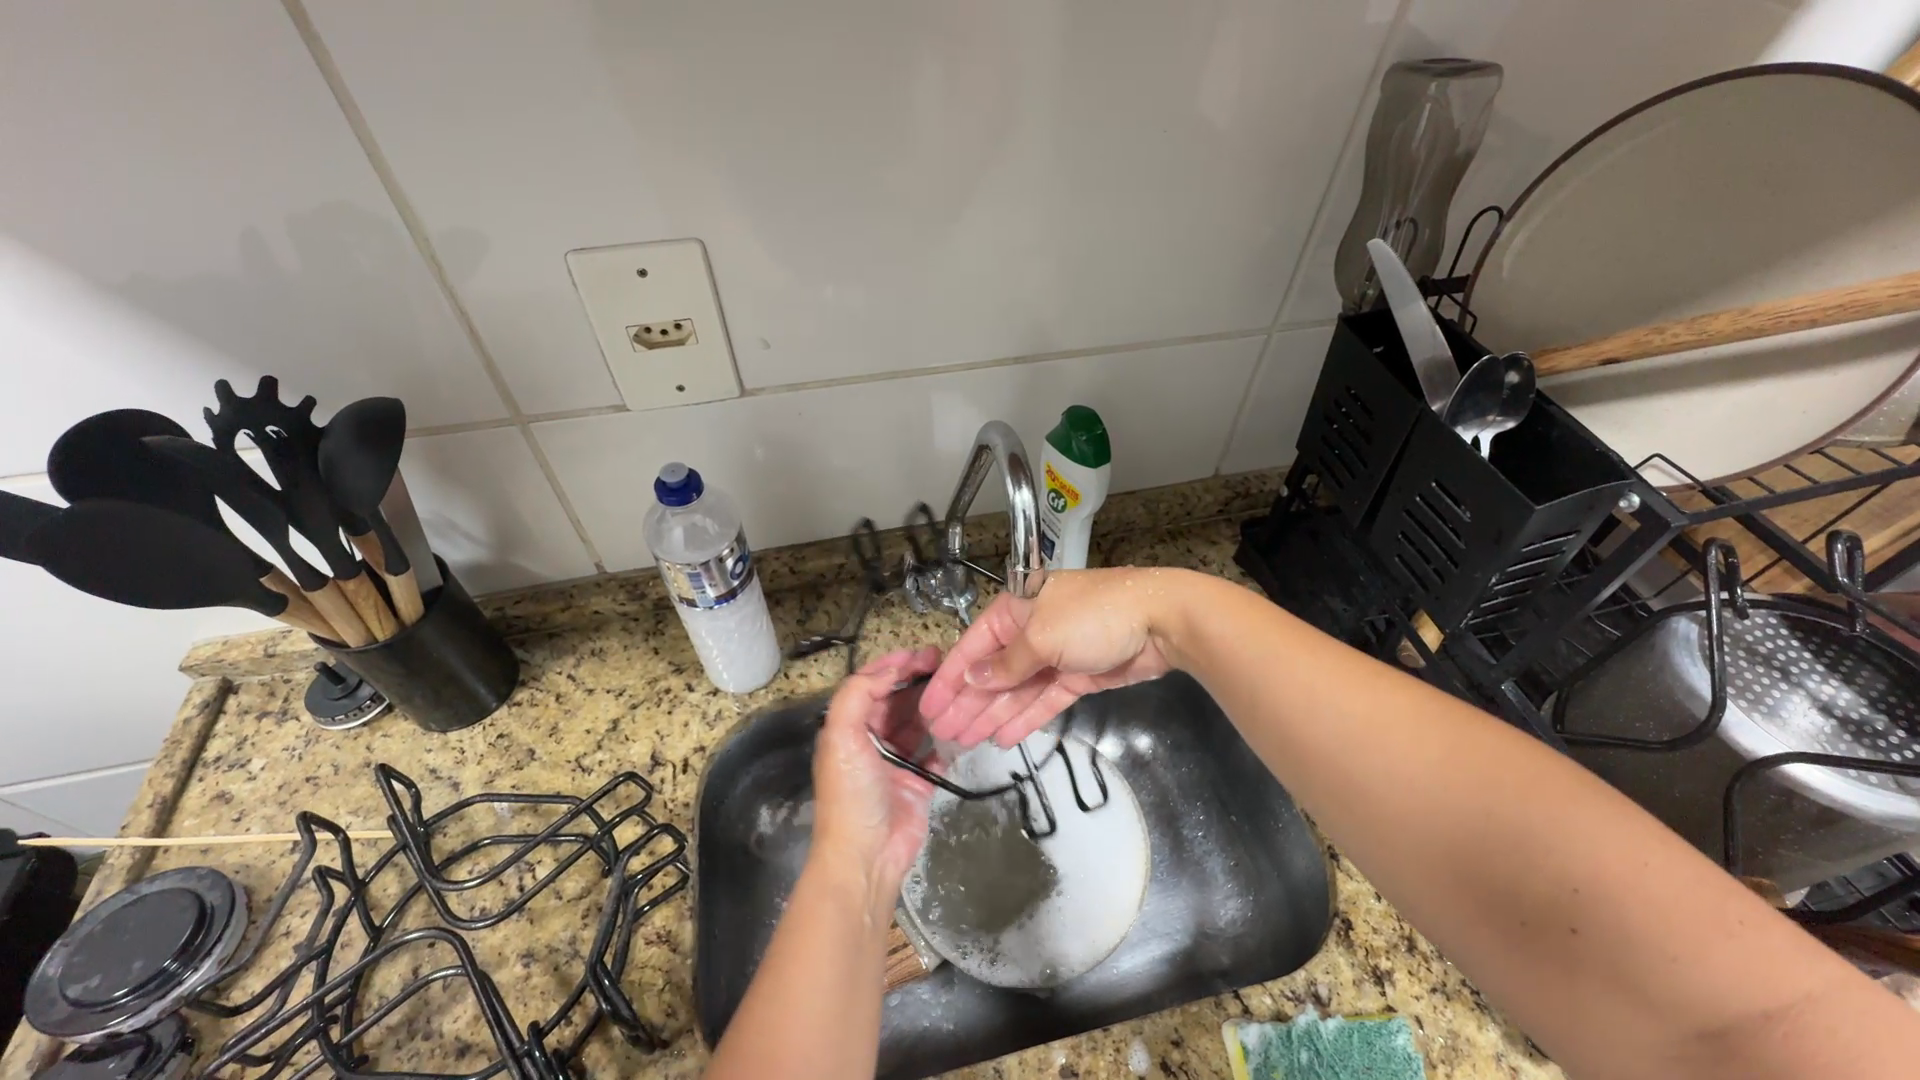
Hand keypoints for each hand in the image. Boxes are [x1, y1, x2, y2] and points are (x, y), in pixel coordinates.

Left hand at [810, 646, 943, 904]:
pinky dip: (947, 742)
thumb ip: (858, 695)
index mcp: (848, 728)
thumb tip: (888, 669)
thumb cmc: (851, 793)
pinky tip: (962, 725)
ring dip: (934, 707)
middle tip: (948, 665)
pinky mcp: (919, 783)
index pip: (871, 685)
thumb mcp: (842, 736)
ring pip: (918, 724)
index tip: (922, 652)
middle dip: (918, 681)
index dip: (894, 665)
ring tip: (959, 689)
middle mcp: (871, 741)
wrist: (867, 855)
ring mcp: (896, 763)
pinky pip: (936, 755)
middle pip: (897, 701)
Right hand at [918, 567, 1189, 748]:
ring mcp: (1055, 656)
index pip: (973, 647)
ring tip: (964, 743)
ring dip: (990, 715)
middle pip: (991, 673)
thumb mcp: (1042, 636)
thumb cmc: (1094, 617)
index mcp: (1016, 609)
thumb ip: (1006, 664)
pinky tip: (1002, 738)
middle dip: (967, 703)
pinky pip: (1043, 700)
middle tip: (942, 736)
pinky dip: (1024, 718)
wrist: (1161, 621)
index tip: (929, 708)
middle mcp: (1030, 631)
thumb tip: (973, 679)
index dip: (950, 679)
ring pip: (1015, 691)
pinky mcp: (1077, 677)